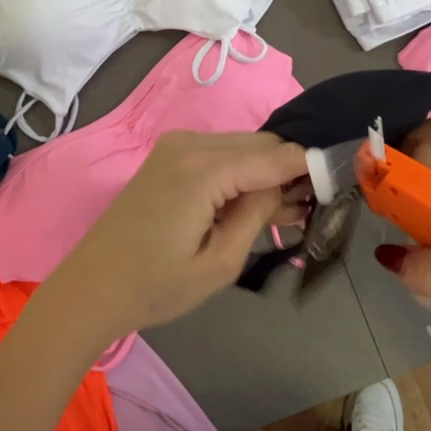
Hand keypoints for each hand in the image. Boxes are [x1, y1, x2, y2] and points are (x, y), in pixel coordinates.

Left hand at [43, 131, 306, 348]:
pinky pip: (219, 152)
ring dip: (265, 170)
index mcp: (203, 168)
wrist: (91, 287)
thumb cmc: (155, 286)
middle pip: (261, 143)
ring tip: (285, 213)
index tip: (339, 187)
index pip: (276, 156)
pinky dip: (241, 171)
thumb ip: (258, 215)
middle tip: (311, 208)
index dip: (310, 169)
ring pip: (242, 145)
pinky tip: (252, 203)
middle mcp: (190, 143)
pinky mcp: (168, 155)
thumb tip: (286, 186)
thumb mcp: (220, 263)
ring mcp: (175, 145)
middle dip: (288, 169)